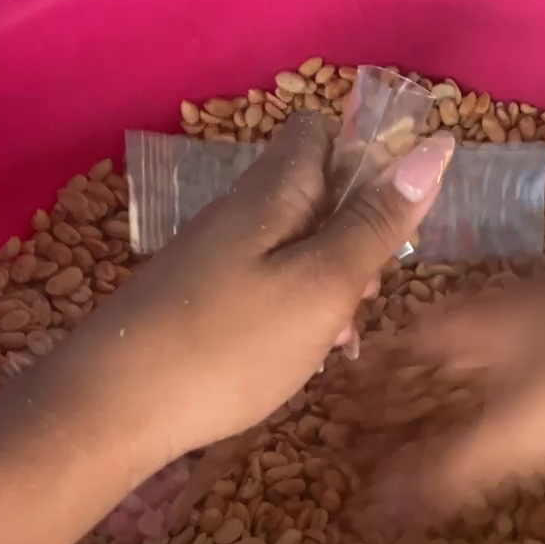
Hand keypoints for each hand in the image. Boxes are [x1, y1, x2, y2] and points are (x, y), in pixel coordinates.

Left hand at [32, 111, 454, 464]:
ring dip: (333, 284)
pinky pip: (269, 287)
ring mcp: (218, 257)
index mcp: (273, 192)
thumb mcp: (321, 284)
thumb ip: (375, 222)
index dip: (366, 161)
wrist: (112, 409)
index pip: (321, 134)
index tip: (392, 219)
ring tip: (343, 339)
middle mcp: (241, 213)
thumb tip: (432, 148)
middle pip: (316, 195)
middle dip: (357, 237)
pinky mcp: (203, 299)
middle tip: (369, 293)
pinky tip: (307, 357)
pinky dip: (299, 312)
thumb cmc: (230, 343)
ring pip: (296, 248)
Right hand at [375, 264, 544, 510]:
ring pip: (491, 326)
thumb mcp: (516, 436)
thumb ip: (446, 474)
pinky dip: (515, 353)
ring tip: (456, 385)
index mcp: (474, 325)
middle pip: (443, 330)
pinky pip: (535, 329)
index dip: (376, 368)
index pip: (403, 341)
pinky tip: (536, 371)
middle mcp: (507, 303)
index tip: (355, 390)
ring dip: (465, 356)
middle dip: (416, 362)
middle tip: (398, 394)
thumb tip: (374, 511)